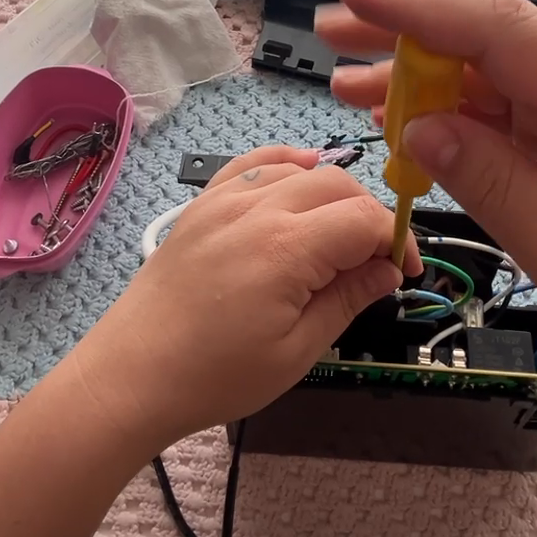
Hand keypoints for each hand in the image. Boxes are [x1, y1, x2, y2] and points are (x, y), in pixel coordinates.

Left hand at [61, 146, 420, 448]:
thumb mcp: (296, 352)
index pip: (364, 219)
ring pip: (300, 169)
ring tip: (339, 231)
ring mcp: (226, 198)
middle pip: (338, 185)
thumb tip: (387, 269)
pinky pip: (253, 161)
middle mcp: (258, 207)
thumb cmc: (216, 375)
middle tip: (375, 258)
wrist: (133, 373)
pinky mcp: (204, 201)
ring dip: (332, 191)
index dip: (395, 240)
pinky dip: (286, 161)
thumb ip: (347, 300)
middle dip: (369, 215)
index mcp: (286, 248)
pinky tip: (301, 172)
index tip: (403, 272)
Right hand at [317, 0, 536, 373]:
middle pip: (487, 32)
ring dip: (421, 69)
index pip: (499, 25)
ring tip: (351, 83)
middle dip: (404, 26)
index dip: (421, 6)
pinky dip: (457, 105)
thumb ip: (494, 186)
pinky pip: (511, 97)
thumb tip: (422, 129)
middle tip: (332, 29)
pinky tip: (413, 121)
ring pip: (491, 63)